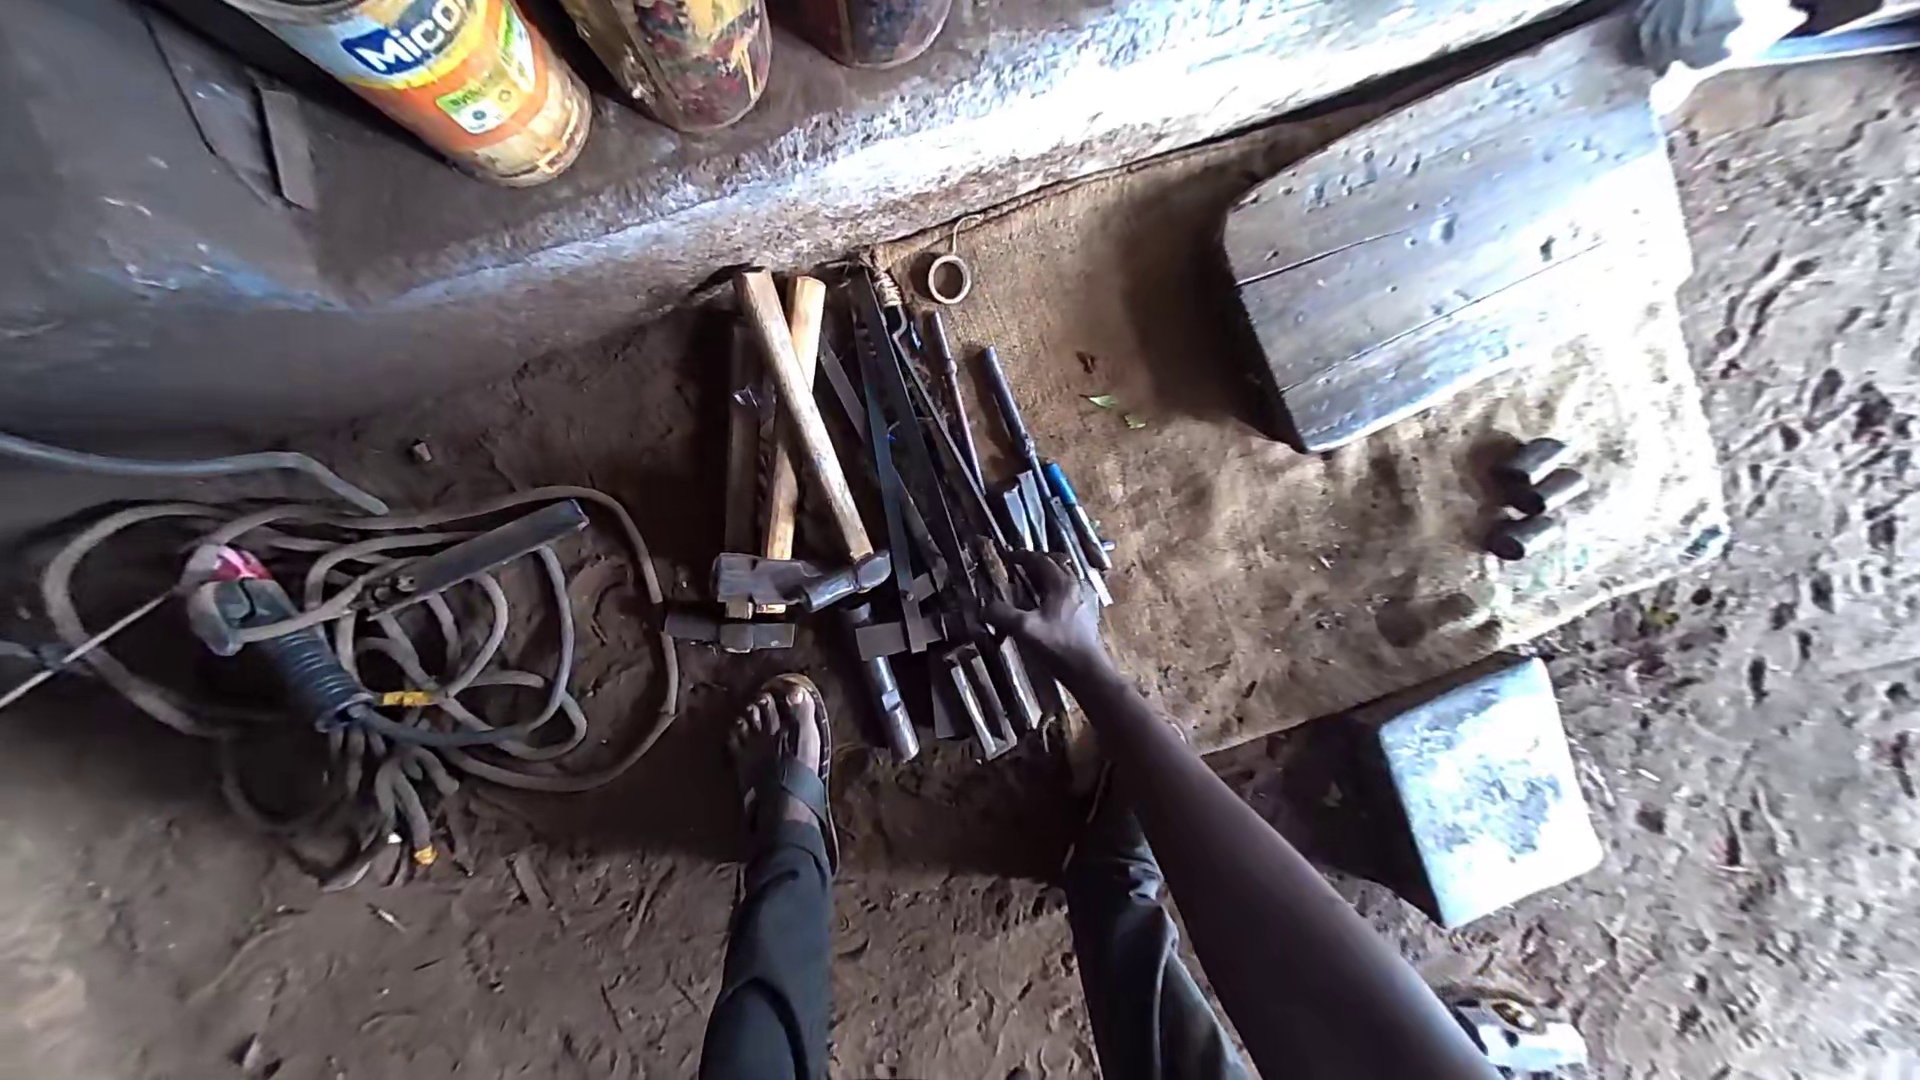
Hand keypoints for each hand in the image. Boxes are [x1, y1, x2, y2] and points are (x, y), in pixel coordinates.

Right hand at [986, 549, 1109, 678]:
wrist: (1087, 671)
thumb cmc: (1058, 645)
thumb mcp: (1024, 629)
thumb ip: (1001, 614)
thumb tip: (983, 607)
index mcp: (1061, 583)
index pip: (1040, 560)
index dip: (1022, 556)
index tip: (1006, 557)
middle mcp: (1074, 586)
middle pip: (1055, 564)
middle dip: (1036, 561)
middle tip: (1019, 566)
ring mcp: (1081, 600)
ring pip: (1063, 577)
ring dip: (1046, 575)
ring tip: (1029, 583)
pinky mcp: (1084, 614)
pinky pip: (1066, 592)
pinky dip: (1052, 590)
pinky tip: (1043, 605)